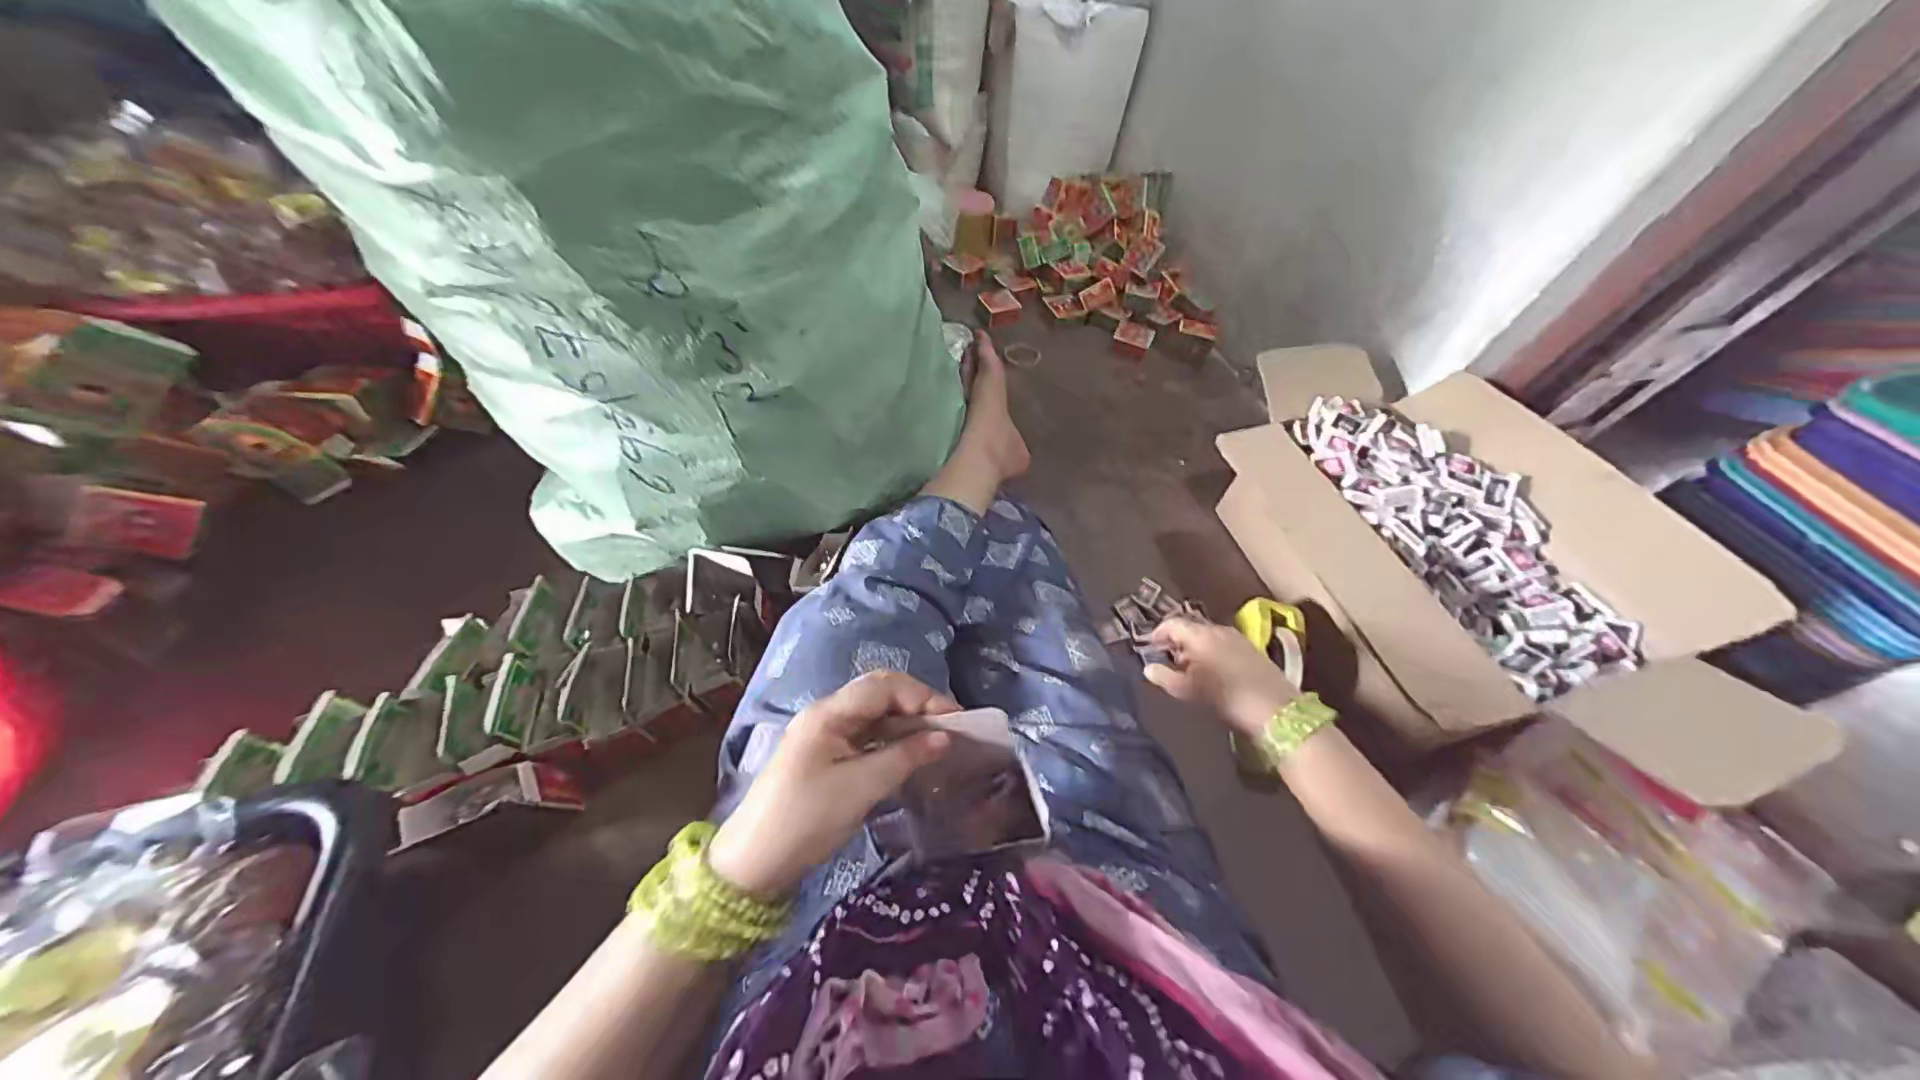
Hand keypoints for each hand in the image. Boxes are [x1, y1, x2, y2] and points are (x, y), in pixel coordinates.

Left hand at [707, 672, 955, 896]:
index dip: (923, 695)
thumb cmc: (805, 820)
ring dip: (906, 724)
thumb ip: (904, 757)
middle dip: (917, 705)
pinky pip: (865, 737)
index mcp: (829, 713)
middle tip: (950, 730)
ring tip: (937, 743)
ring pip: (873, 716)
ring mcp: (823, 735)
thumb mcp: (860, 788)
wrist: (752, 864)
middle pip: (879, 695)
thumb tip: (944, 737)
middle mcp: (825, 715)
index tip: (956, 720)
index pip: (884, 685)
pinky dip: (890, 742)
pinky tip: (909, 757)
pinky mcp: (824, 757)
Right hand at [1144, 617, 1299, 736]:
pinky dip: (1211, 653)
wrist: (1275, 711)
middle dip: (1177, 642)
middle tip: (1169, 662)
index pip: (1172, 624)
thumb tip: (1148, 667)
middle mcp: (1219, 630)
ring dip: (1195, 649)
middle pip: (1191, 628)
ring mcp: (1238, 638)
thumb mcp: (1188, 690)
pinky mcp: (1252, 650)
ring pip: (1208, 637)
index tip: (1150, 647)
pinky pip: (1223, 644)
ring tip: (1190, 670)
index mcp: (1201, 634)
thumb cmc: (1225, 697)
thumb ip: (1164, 677)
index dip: (1158, 633)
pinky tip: (1213, 672)